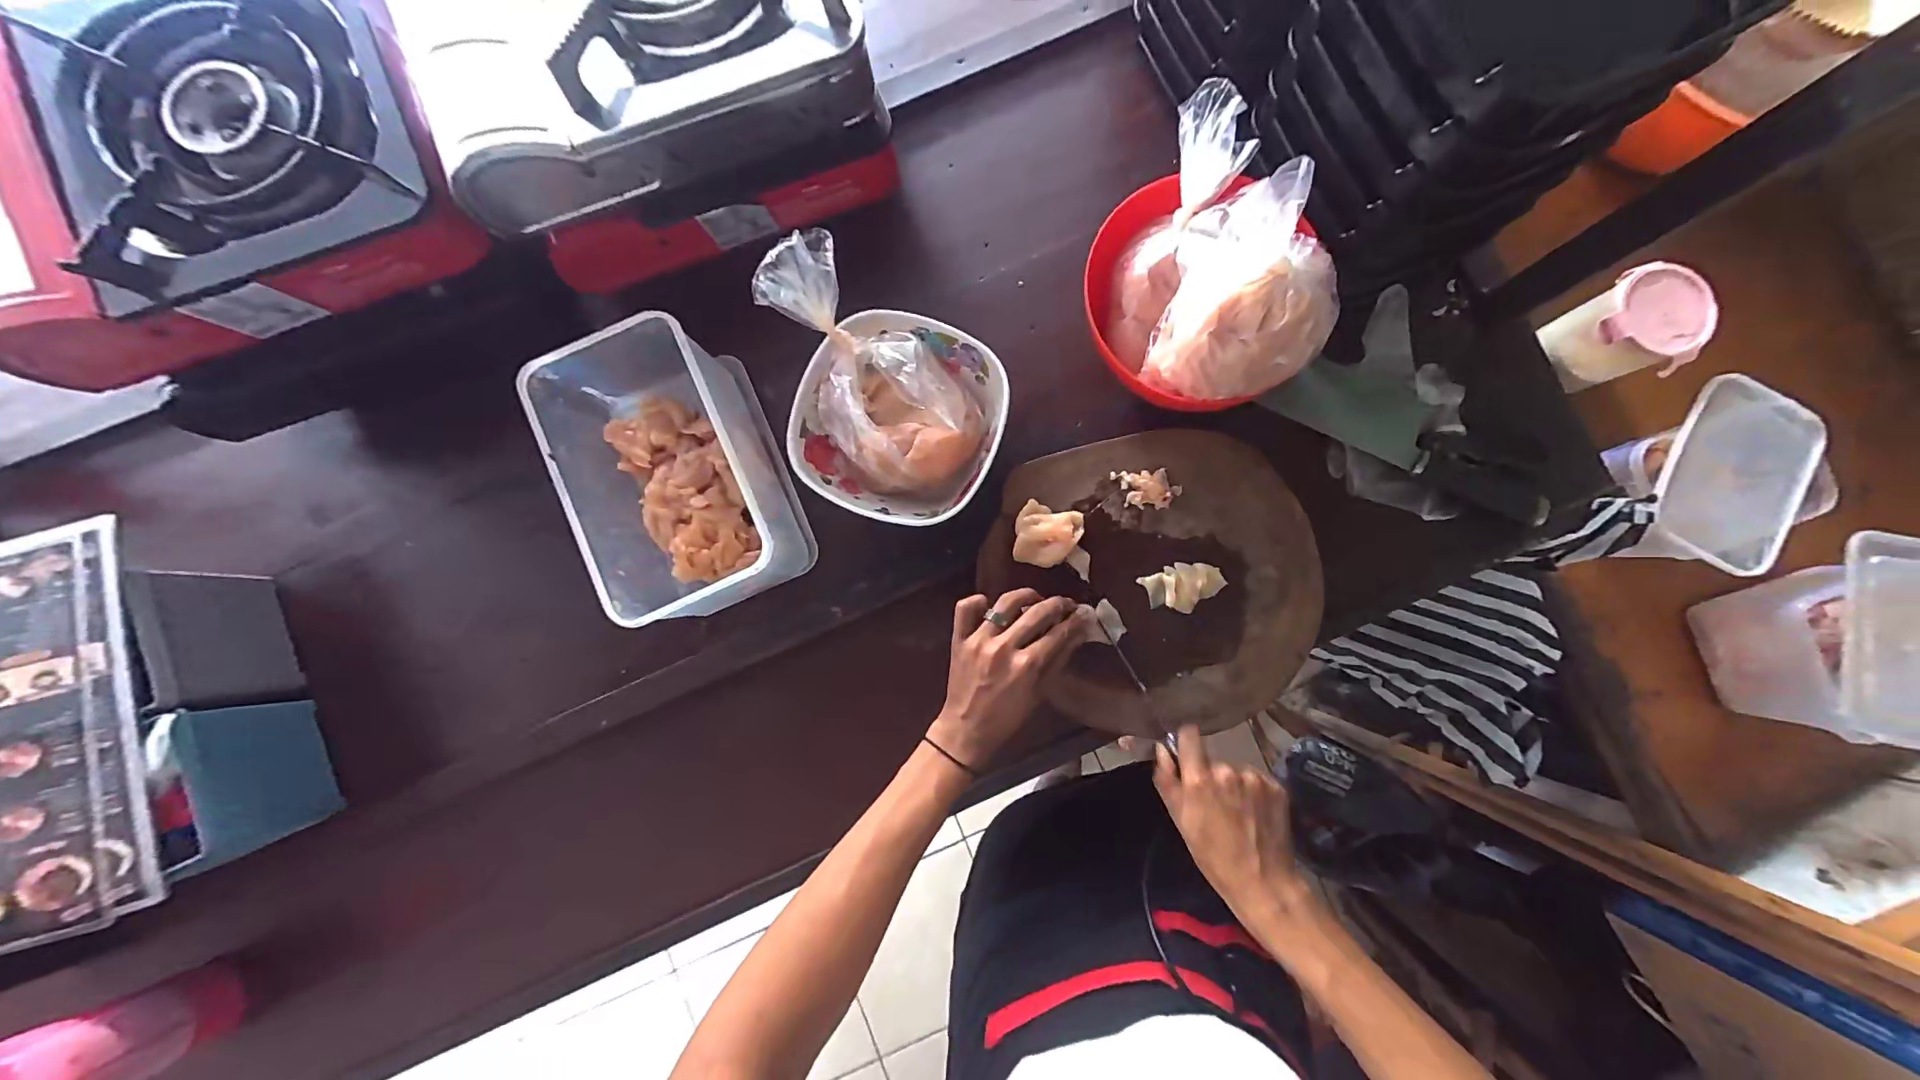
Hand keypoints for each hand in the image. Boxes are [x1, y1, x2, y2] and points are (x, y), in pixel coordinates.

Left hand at [927, 590, 1093, 771]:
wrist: (966, 729)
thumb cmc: (1007, 716)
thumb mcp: (1039, 692)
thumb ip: (1059, 659)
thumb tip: (1079, 633)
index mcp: (1026, 665)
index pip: (1058, 632)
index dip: (1075, 619)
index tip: (1083, 611)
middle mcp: (1003, 648)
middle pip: (1036, 612)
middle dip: (1057, 604)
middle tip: (1064, 603)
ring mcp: (979, 641)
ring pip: (1004, 603)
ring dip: (1025, 595)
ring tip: (1034, 599)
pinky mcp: (959, 639)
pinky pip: (965, 608)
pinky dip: (978, 601)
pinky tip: (989, 604)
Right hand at [1153, 726, 1319, 928]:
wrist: (1264, 882)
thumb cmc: (1213, 857)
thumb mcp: (1181, 821)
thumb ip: (1167, 781)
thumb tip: (1160, 749)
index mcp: (1200, 779)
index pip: (1189, 735)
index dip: (1186, 742)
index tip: (1187, 755)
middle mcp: (1228, 770)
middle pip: (1213, 760)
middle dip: (1211, 775)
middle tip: (1215, 804)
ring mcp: (1255, 778)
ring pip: (1236, 770)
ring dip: (1234, 784)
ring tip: (1238, 813)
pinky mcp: (1276, 786)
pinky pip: (1256, 779)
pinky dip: (1253, 792)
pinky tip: (1255, 814)